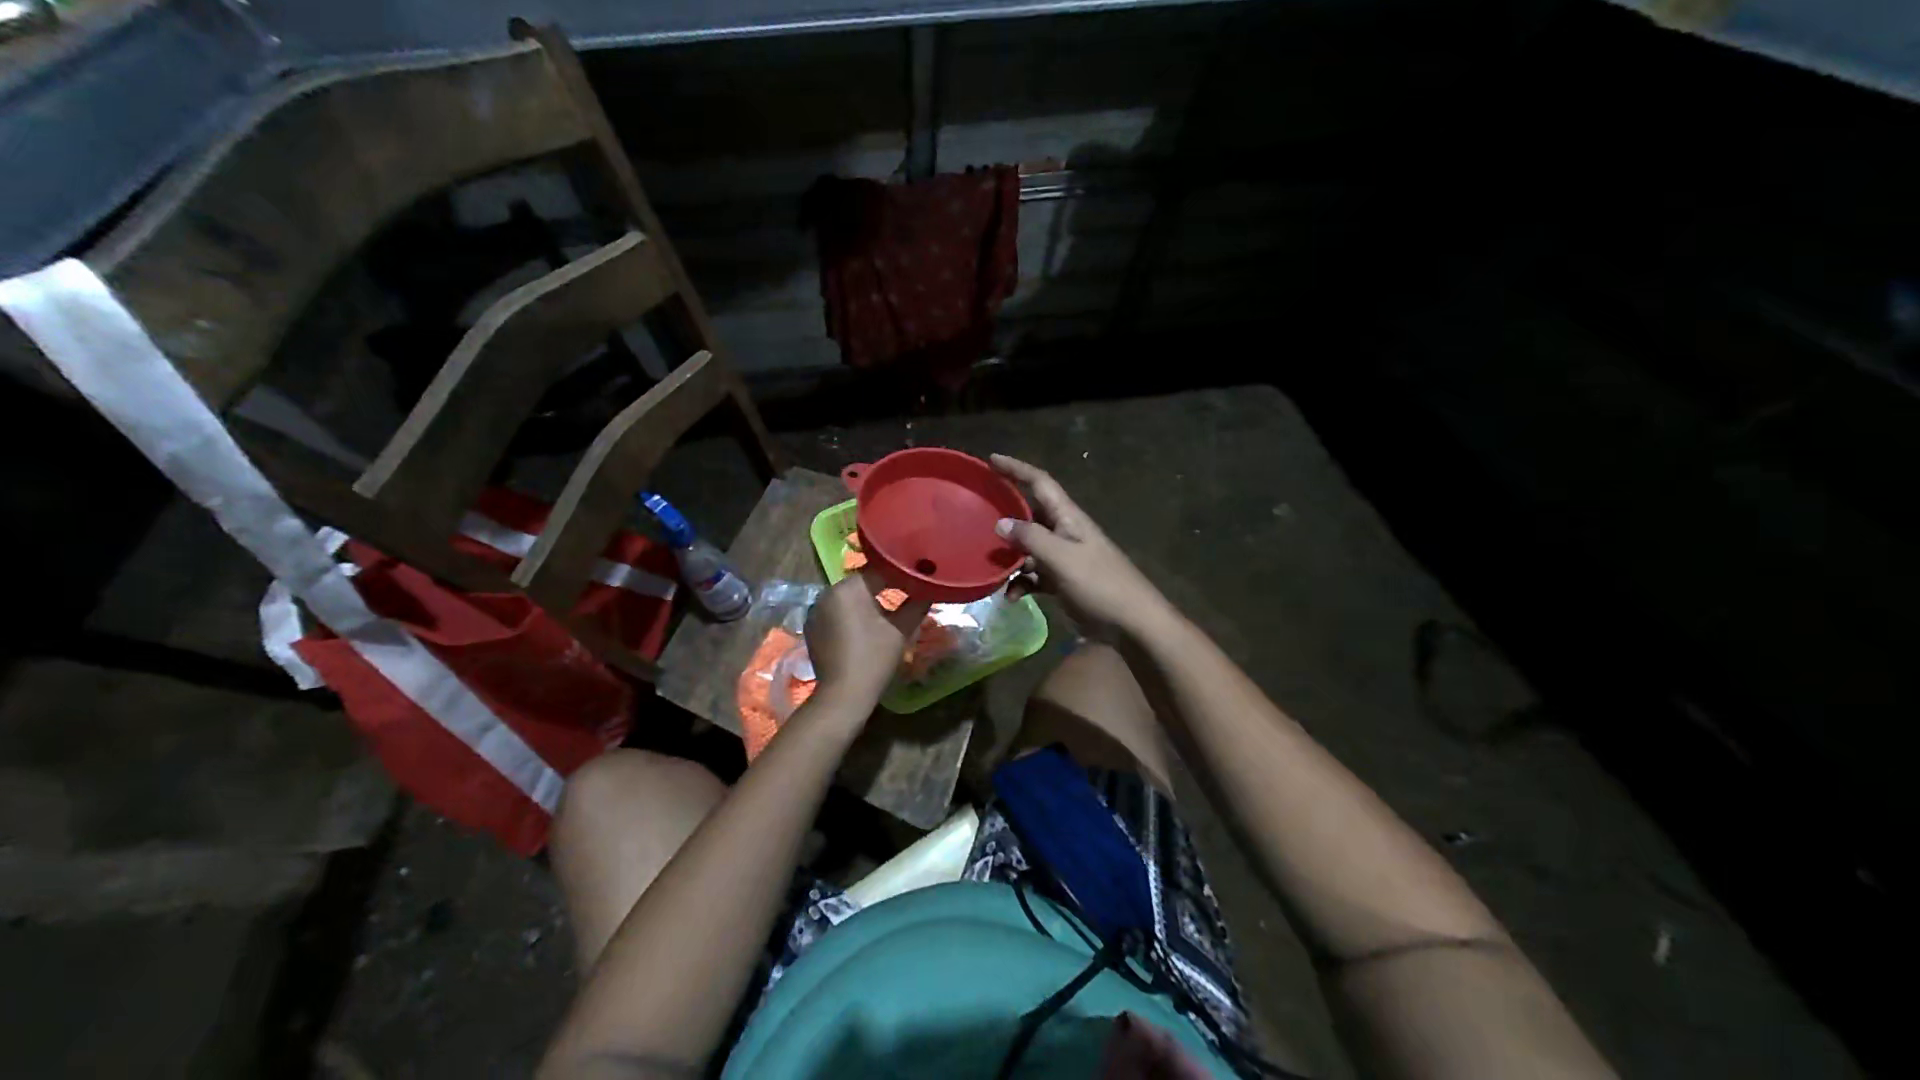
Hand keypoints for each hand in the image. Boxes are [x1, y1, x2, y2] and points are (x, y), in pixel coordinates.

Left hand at [804, 570, 932, 703]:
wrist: (843, 694)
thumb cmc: (874, 658)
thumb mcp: (901, 630)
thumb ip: (916, 603)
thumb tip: (928, 588)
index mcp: (849, 588)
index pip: (879, 569)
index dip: (899, 572)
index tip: (914, 577)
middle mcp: (827, 592)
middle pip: (860, 582)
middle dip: (880, 586)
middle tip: (902, 593)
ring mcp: (815, 610)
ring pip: (846, 597)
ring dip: (863, 601)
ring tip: (882, 611)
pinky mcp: (811, 627)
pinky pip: (834, 612)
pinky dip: (848, 615)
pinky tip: (860, 627)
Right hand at [990, 454, 1171, 638]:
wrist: (1131, 624)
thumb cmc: (1100, 584)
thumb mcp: (1062, 558)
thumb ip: (1031, 539)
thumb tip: (1000, 523)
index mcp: (1068, 518)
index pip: (1040, 483)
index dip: (1017, 469)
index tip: (992, 460)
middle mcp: (1064, 533)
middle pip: (1030, 515)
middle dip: (1005, 515)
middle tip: (976, 515)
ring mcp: (1063, 558)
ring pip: (1027, 548)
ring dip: (1009, 557)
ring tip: (989, 567)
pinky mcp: (1062, 582)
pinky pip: (1033, 575)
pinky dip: (1020, 583)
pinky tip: (1011, 597)